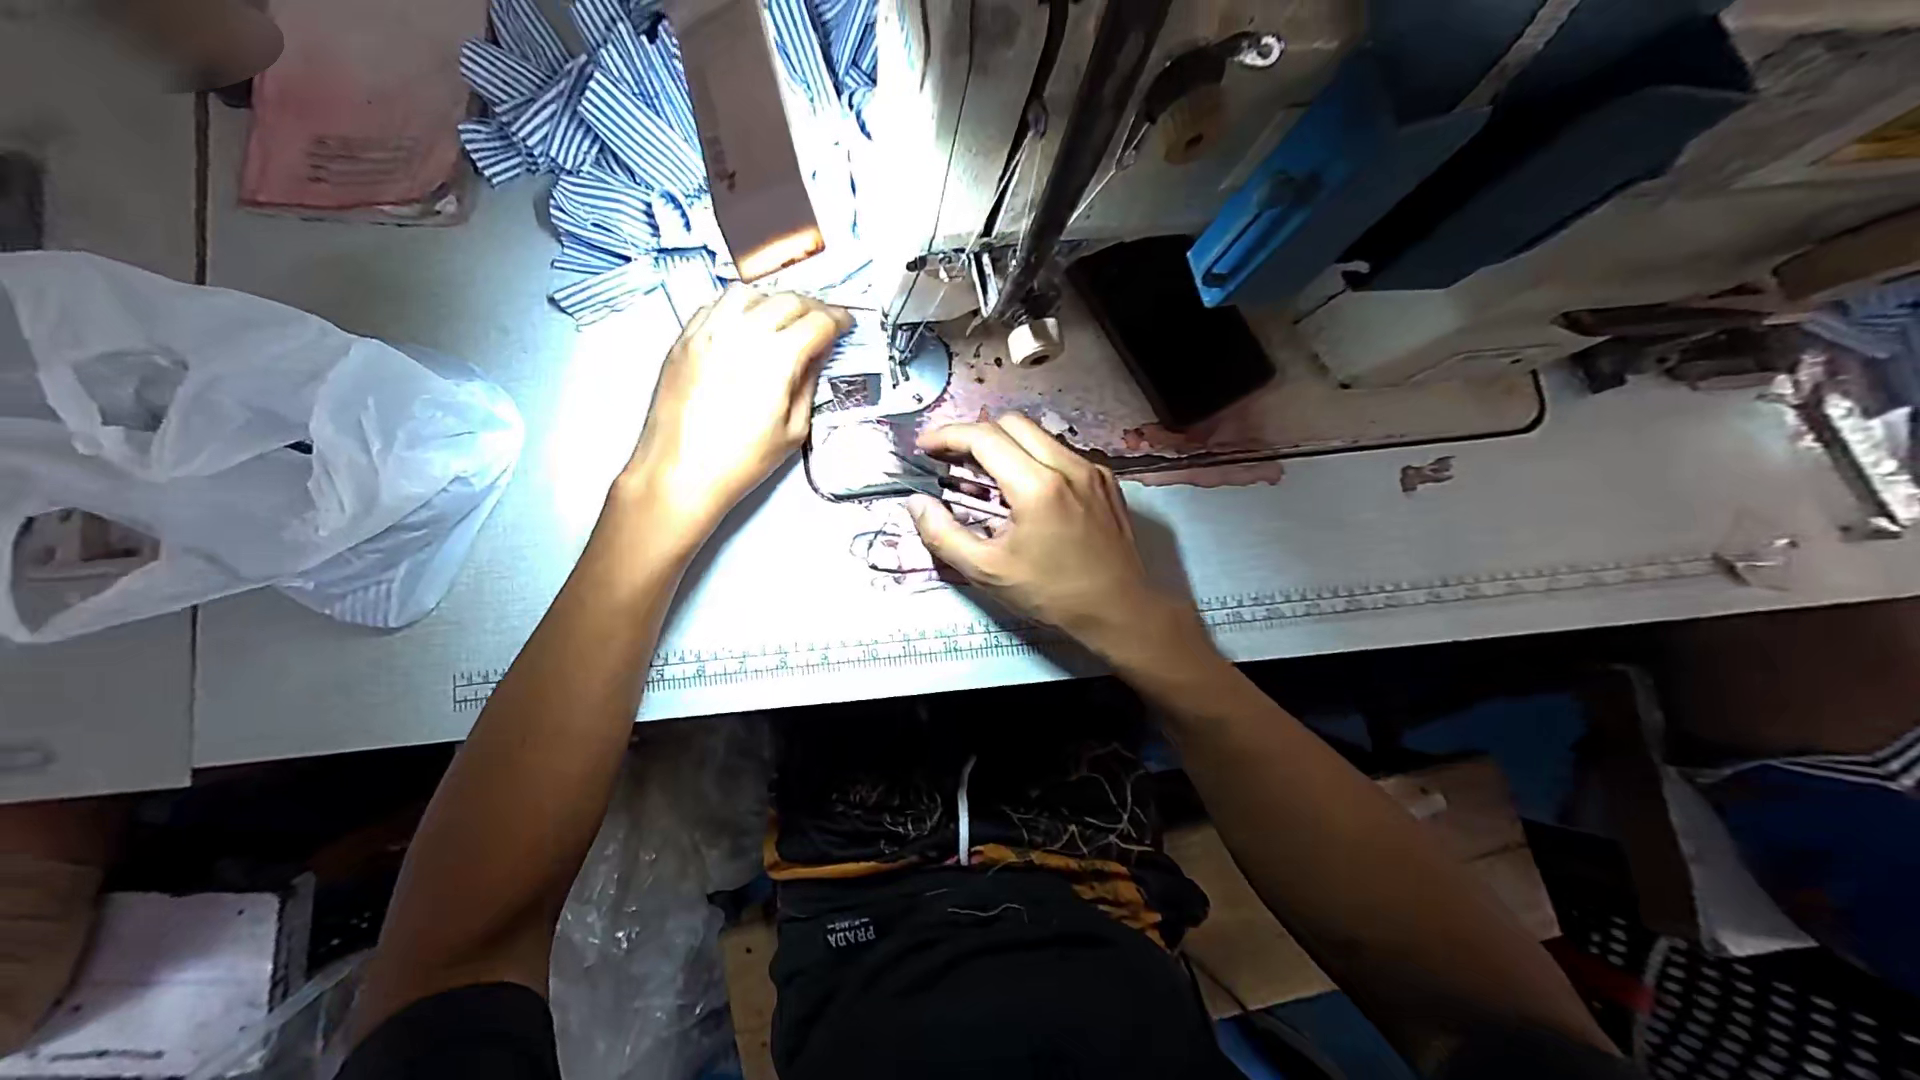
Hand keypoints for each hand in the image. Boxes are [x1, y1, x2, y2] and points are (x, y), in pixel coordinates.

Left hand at [620, 285, 850, 547]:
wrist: (680, 473)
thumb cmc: (738, 462)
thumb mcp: (793, 429)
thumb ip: (809, 383)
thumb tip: (817, 355)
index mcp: (775, 359)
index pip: (817, 321)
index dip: (838, 319)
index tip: (845, 322)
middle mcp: (741, 335)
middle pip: (787, 300)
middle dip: (812, 307)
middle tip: (822, 322)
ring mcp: (708, 333)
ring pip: (750, 293)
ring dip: (774, 300)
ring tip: (784, 319)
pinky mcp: (684, 340)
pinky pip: (715, 305)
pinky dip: (739, 306)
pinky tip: (746, 324)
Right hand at [906, 413, 1208, 664]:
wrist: (1118, 610)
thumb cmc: (1051, 594)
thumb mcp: (987, 571)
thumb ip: (943, 534)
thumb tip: (916, 503)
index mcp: (1038, 486)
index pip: (984, 437)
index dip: (948, 436)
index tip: (926, 447)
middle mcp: (1068, 466)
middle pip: (1011, 423)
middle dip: (975, 434)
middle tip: (953, 460)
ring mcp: (1092, 470)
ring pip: (1038, 435)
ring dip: (1005, 446)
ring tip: (985, 478)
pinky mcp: (1105, 480)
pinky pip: (1061, 453)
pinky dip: (1034, 460)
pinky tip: (1025, 491)